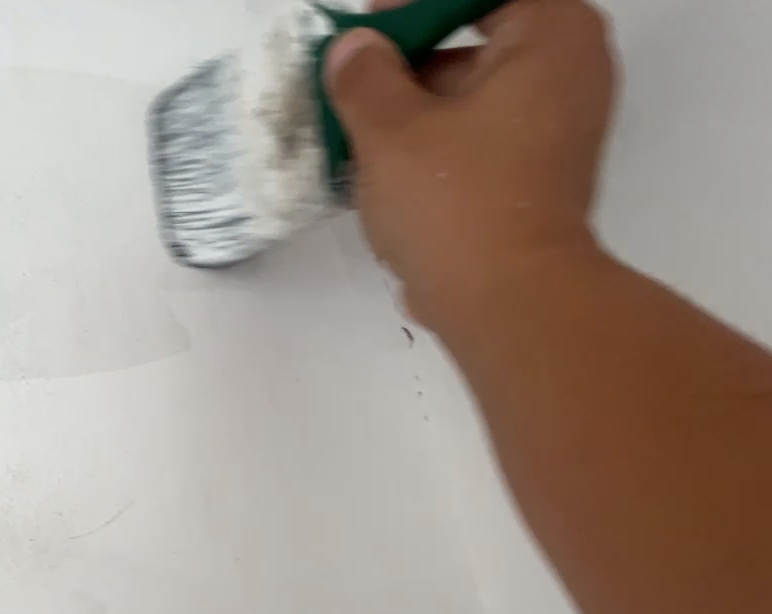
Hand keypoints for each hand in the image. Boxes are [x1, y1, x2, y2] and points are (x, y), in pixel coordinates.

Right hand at [324, 0, 617, 327]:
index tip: (360, 32)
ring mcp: (551, 123)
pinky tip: (372, 168)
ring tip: (345, 134)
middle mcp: (565, 68)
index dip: (412, 7)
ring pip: (465, 93)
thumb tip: (351, 47)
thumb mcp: (390, 133)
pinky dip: (423, 142)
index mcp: (549, 37)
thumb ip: (364, 80)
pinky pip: (470, 135)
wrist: (500, 291)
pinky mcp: (527, 169)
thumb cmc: (451, 199)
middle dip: (401, 63)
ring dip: (403, 108)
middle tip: (342, 86)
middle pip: (474, 39)